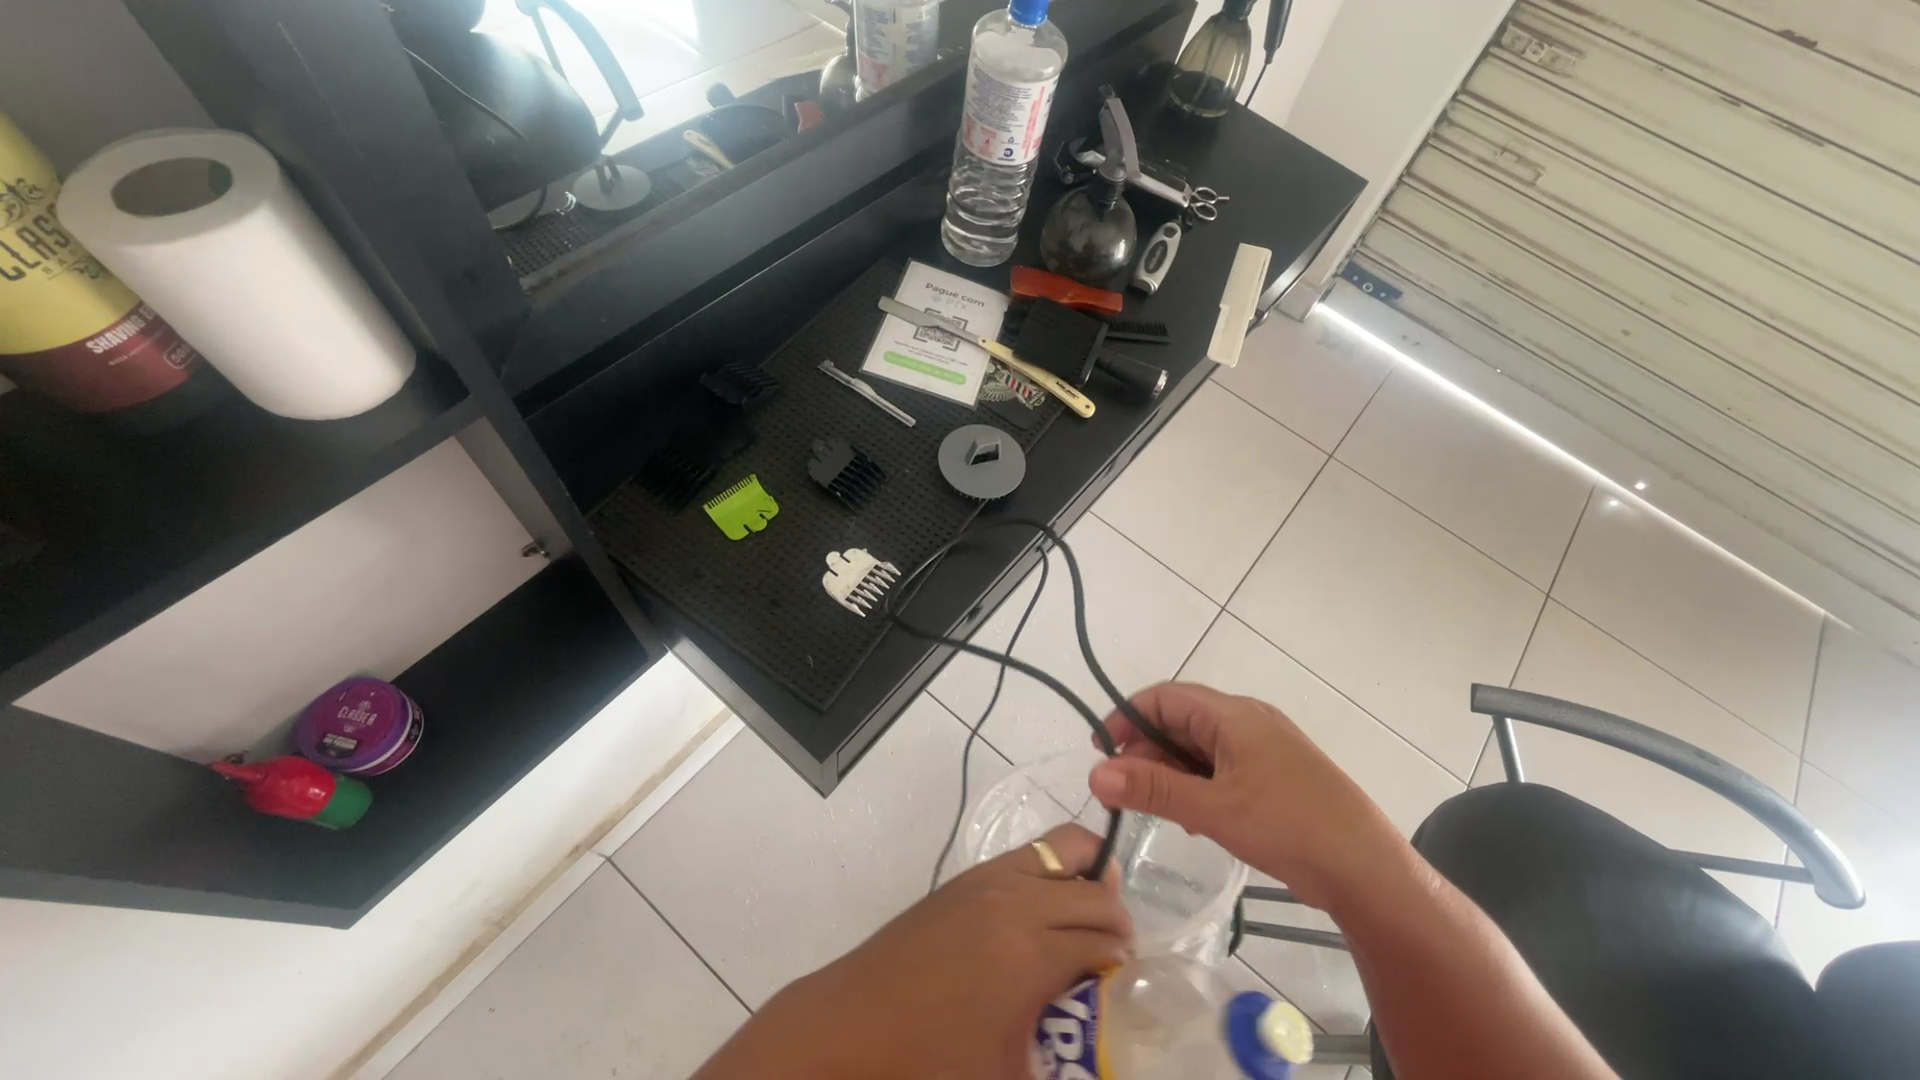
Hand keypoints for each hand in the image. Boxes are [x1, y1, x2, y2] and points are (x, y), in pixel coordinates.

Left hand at [693, 824, 1131, 1079]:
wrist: (849, 1026)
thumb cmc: (930, 1060)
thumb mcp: (1008, 1074)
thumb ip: (1062, 1056)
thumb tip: (1096, 1051)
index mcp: (1033, 952)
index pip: (1103, 941)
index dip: (1123, 959)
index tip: (1129, 975)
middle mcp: (1017, 901)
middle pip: (1093, 889)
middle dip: (1114, 917)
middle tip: (1114, 949)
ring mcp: (987, 880)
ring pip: (1061, 847)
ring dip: (1086, 875)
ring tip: (1088, 910)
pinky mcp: (963, 877)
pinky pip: (1024, 855)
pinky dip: (1049, 868)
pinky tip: (1040, 906)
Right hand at [1087, 682, 1409, 912]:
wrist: (1368, 870)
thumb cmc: (1289, 827)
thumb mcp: (1213, 809)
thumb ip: (1152, 789)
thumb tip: (1095, 773)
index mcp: (1234, 715)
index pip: (1164, 698)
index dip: (1126, 719)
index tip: (1101, 753)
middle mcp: (1248, 721)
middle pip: (1180, 721)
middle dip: (1147, 752)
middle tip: (1126, 792)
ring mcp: (1264, 748)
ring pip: (1199, 747)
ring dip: (1172, 773)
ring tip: (1163, 811)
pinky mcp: (1274, 775)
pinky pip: (1221, 767)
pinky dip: (1199, 786)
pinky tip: (1196, 820)